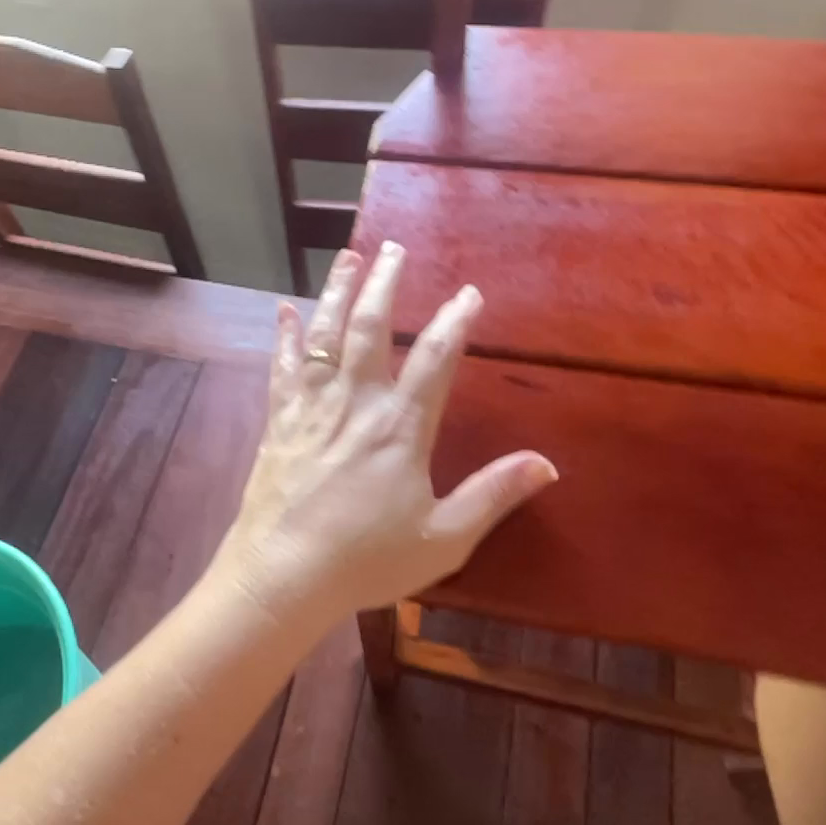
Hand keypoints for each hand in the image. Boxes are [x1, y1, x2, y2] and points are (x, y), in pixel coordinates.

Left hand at [207, 242, 558, 623]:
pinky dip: (286, 336)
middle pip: (371, 328)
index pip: (435, 360)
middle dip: (385, 284)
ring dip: (337, 292)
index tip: (469, 292)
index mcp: (400, 427)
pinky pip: (283, 367)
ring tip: (348, 257)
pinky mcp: (279, 422)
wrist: (282, 576)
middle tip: (394, 247)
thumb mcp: (444, 537)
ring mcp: (312, 408)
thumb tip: (546, 464)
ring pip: (325, 335)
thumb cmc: (367, 561)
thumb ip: (493, 495)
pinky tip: (284, 311)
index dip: (455, 322)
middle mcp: (355, 403)